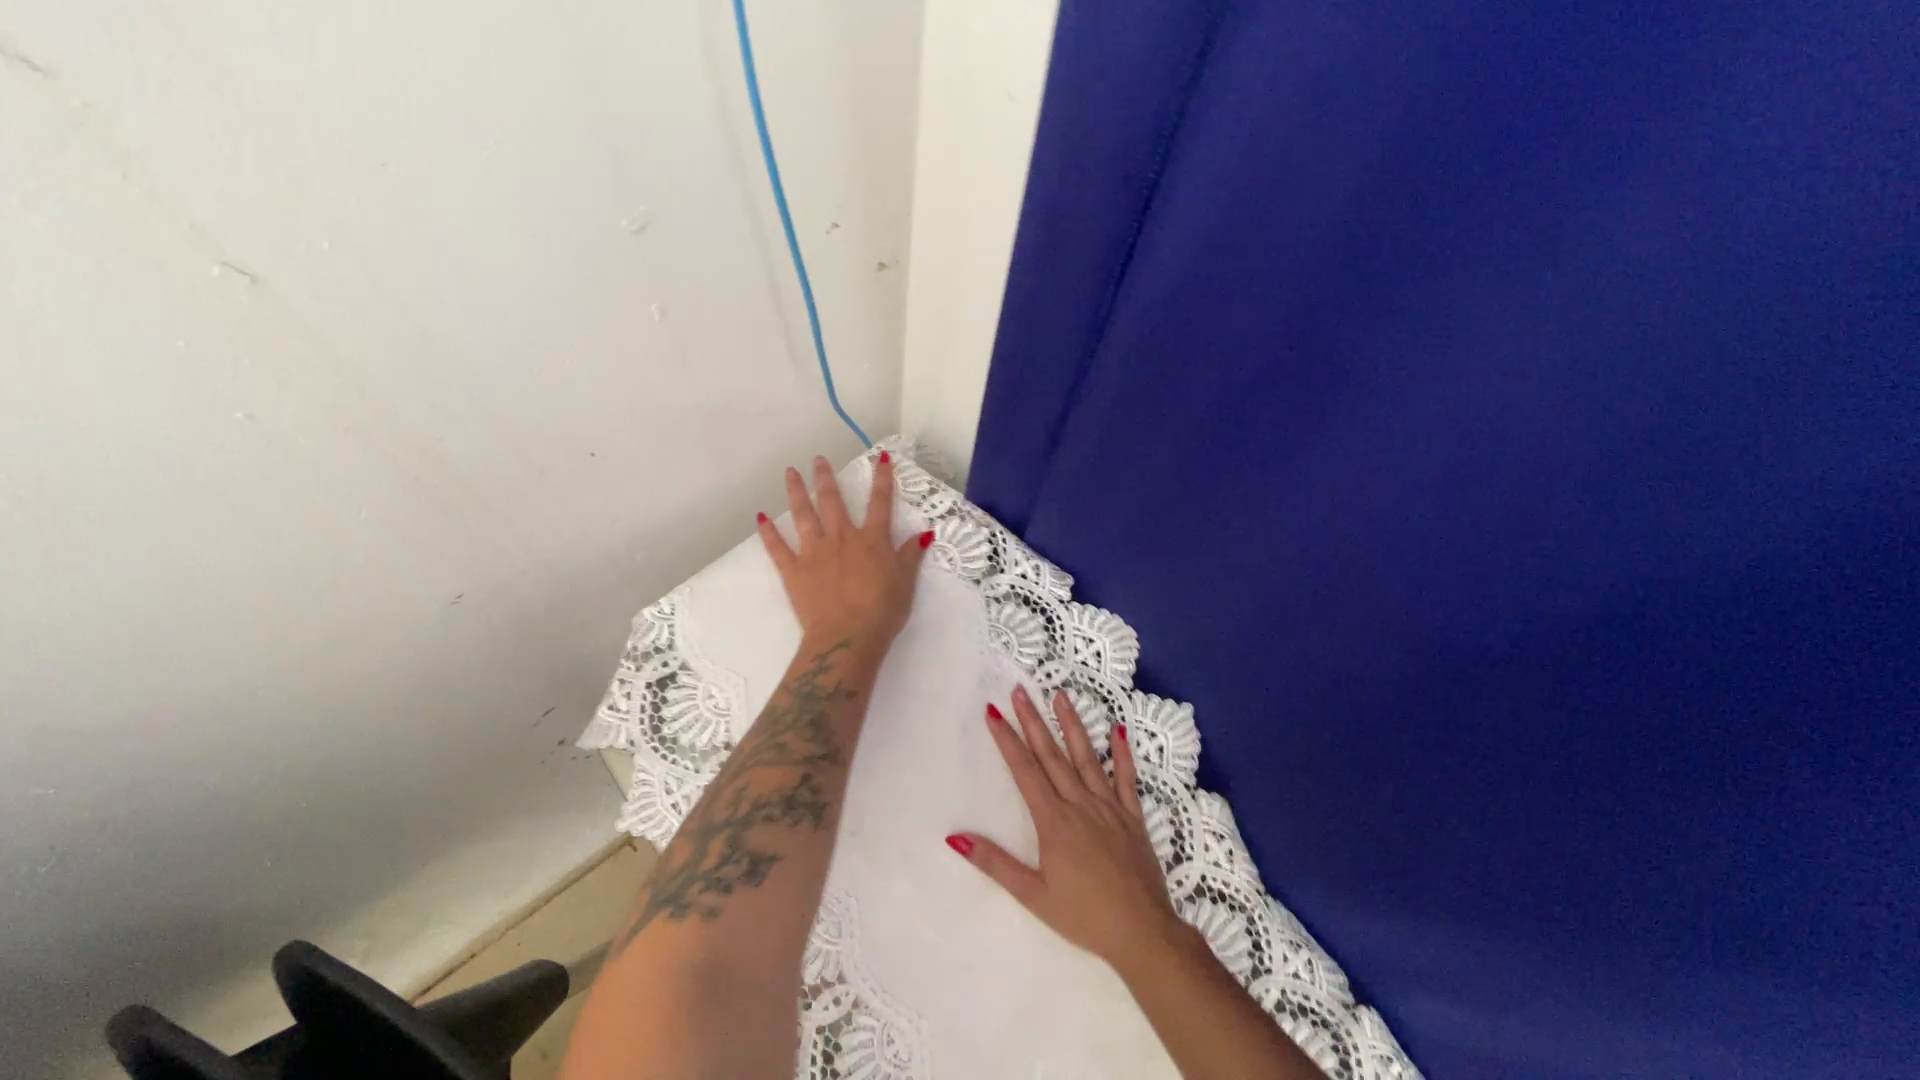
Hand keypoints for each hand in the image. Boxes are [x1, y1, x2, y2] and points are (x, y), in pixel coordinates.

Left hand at [757, 452, 930, 649]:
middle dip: (827, 477)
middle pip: (833, 501)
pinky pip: (778, 548)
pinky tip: (760, 518)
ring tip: (790, 472)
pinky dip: (768, 533)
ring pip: (805, 515)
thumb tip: (923, 534)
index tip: (881, 457)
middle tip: (819, 459)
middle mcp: (842, 538)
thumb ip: (909, 556)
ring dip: (797, 492)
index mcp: (872, 540)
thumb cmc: (882, 612)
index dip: (882, 479)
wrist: (848, 636)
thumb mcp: (905, 583)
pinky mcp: (794, 570)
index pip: (880, 503)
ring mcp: (814, 552)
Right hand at [949, 685, 1185, 970]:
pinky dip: (1122, 754)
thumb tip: (955, 836)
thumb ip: (994, 863)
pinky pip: (1127, 779)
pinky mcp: (1133, 817)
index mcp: (1053, 822)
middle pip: (1052, 755)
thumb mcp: (1032, 894)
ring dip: (1072, 725)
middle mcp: (1080, 805)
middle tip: (1020, 690)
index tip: (993, 712)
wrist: (1142, 931)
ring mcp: (1110, 807)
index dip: (1007, 740)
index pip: (1024, 771)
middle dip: (1033, 721)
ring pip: (1087, 758)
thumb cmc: (1083, 916)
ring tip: (1060, 695)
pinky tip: (1118, 730)